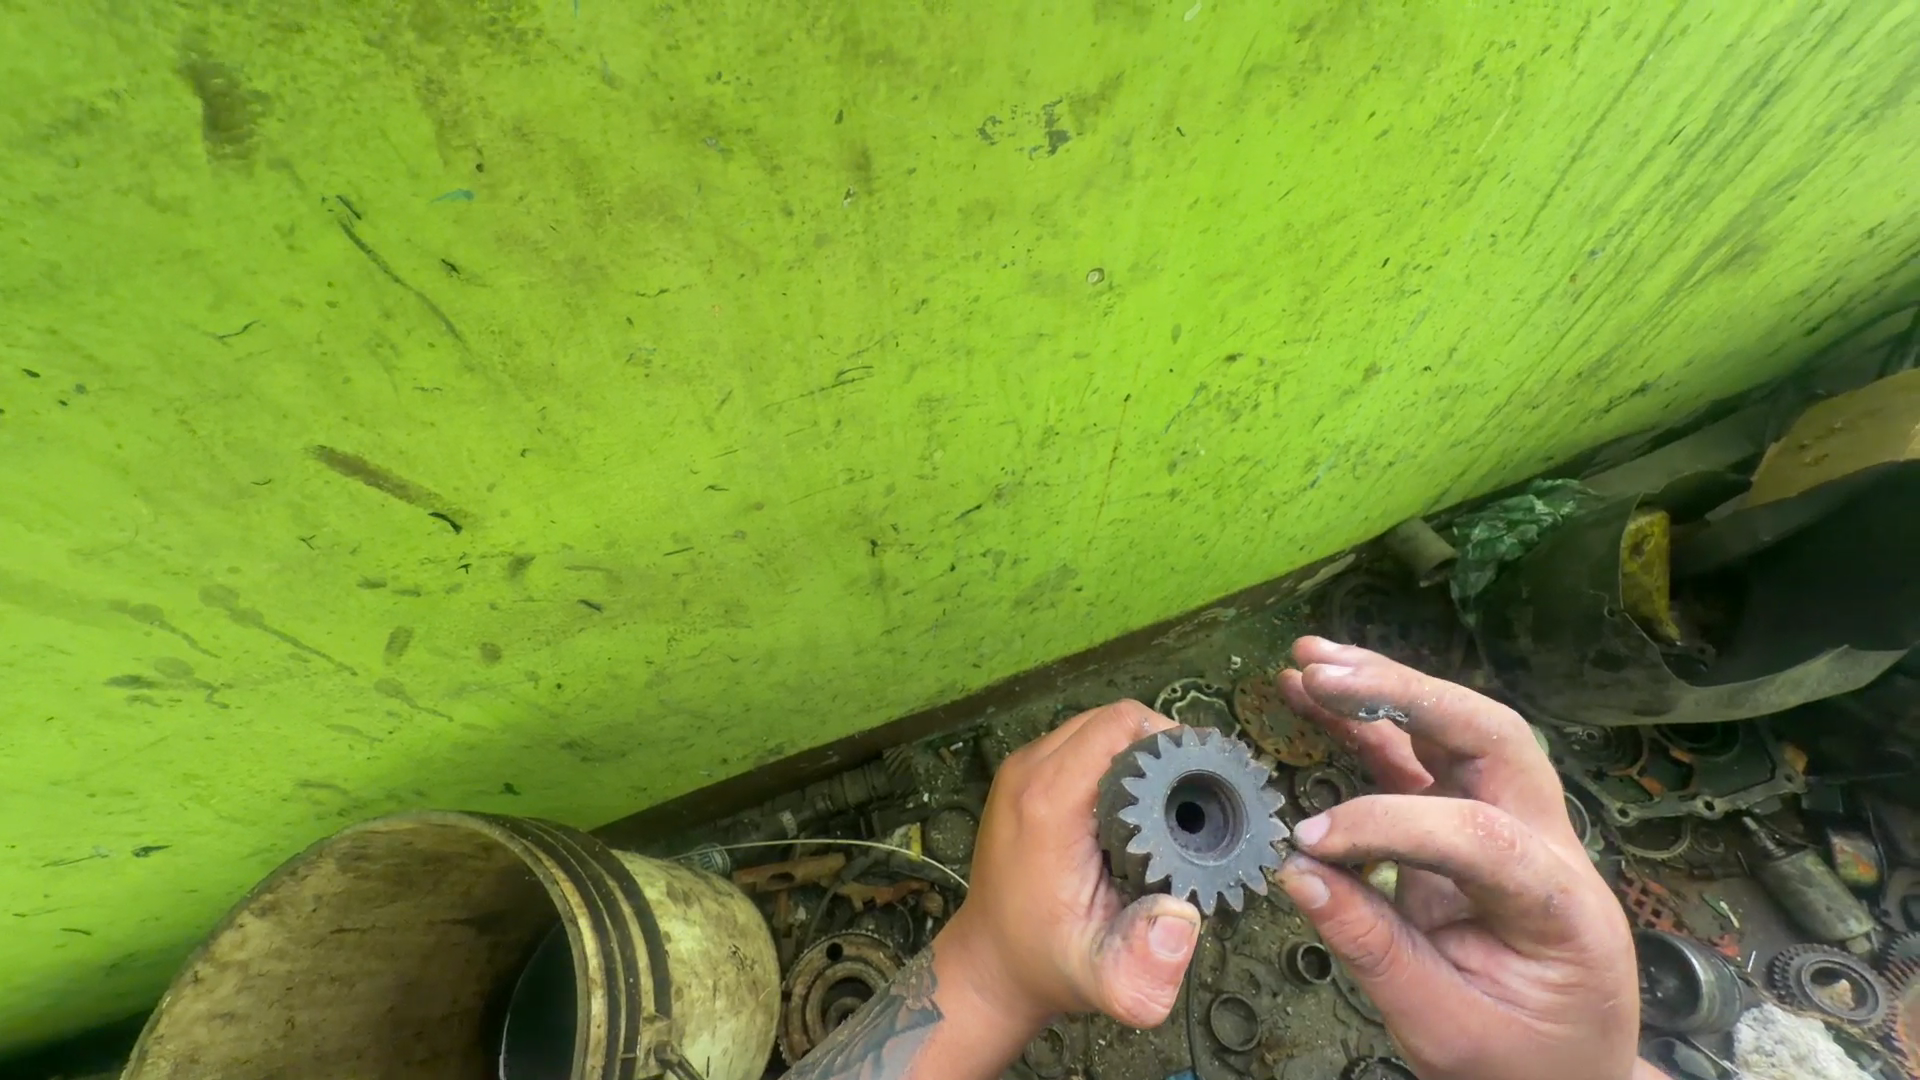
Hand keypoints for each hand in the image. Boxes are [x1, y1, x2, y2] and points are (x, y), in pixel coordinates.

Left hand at [939, 700, 1204, 1029]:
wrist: (988, 961)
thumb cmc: (1046, 963)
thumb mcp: (1105, 980)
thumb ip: (1147, 963)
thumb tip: (1185, 919)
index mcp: (1048, 799)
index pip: (1116, 725)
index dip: (1166, 737)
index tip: (1202, 773)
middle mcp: (1029, 769)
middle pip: (1107, 721)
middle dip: (1155, 744)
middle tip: (1192, 786)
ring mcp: (1019, 767)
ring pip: (1090, 727)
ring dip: (1131, 751)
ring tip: (1166, 794)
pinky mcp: (1018, 775)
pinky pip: (1073, 744)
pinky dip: (1107, 758)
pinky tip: (1130, 800)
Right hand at [1274, 637, 1642, 1079]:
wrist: (1557, 1067)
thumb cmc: (1515, 1059)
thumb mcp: (1443, 1026)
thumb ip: (1372, 947)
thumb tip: (1295, 870)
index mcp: (1561, 904)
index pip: (1478, 834)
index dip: (1384, 824)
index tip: (1307, 839)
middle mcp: (1545, 840)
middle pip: (1491, 735)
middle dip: (1404, 695)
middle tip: (1325, 674)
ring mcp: (1506, 818)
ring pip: (1454, 723)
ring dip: (1378, 686)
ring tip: (1308, 661)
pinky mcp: (1462, 812)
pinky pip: (1412, 751)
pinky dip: (1360, 719)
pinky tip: (1310, 694)